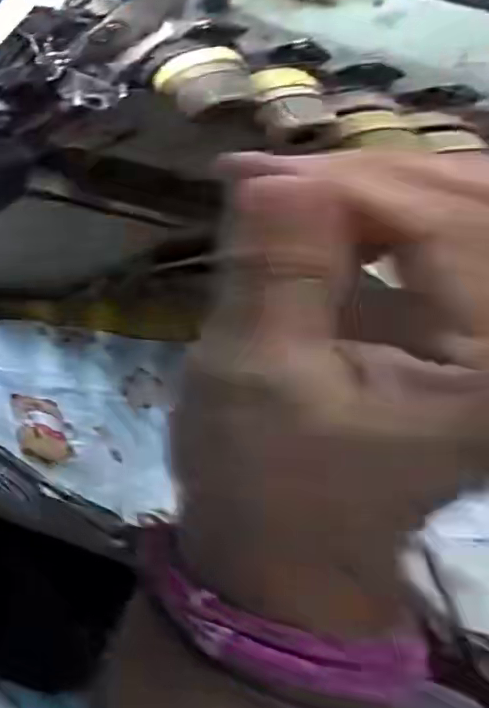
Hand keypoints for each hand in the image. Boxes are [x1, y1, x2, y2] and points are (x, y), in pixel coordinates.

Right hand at [175, 152, 488, 635]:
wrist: (285, 533)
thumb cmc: (261, 464)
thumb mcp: (252, 370)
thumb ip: (276, 274)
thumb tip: (271, 178)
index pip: (460, 228)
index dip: (352, 186)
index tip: (243, 174)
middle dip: (377, 176)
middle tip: (260, 175)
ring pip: (484, 218)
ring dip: (388, 189)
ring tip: (285, 188)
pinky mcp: (484, 334)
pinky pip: (461, 247)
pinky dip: (393, 220)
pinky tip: (324, 215)